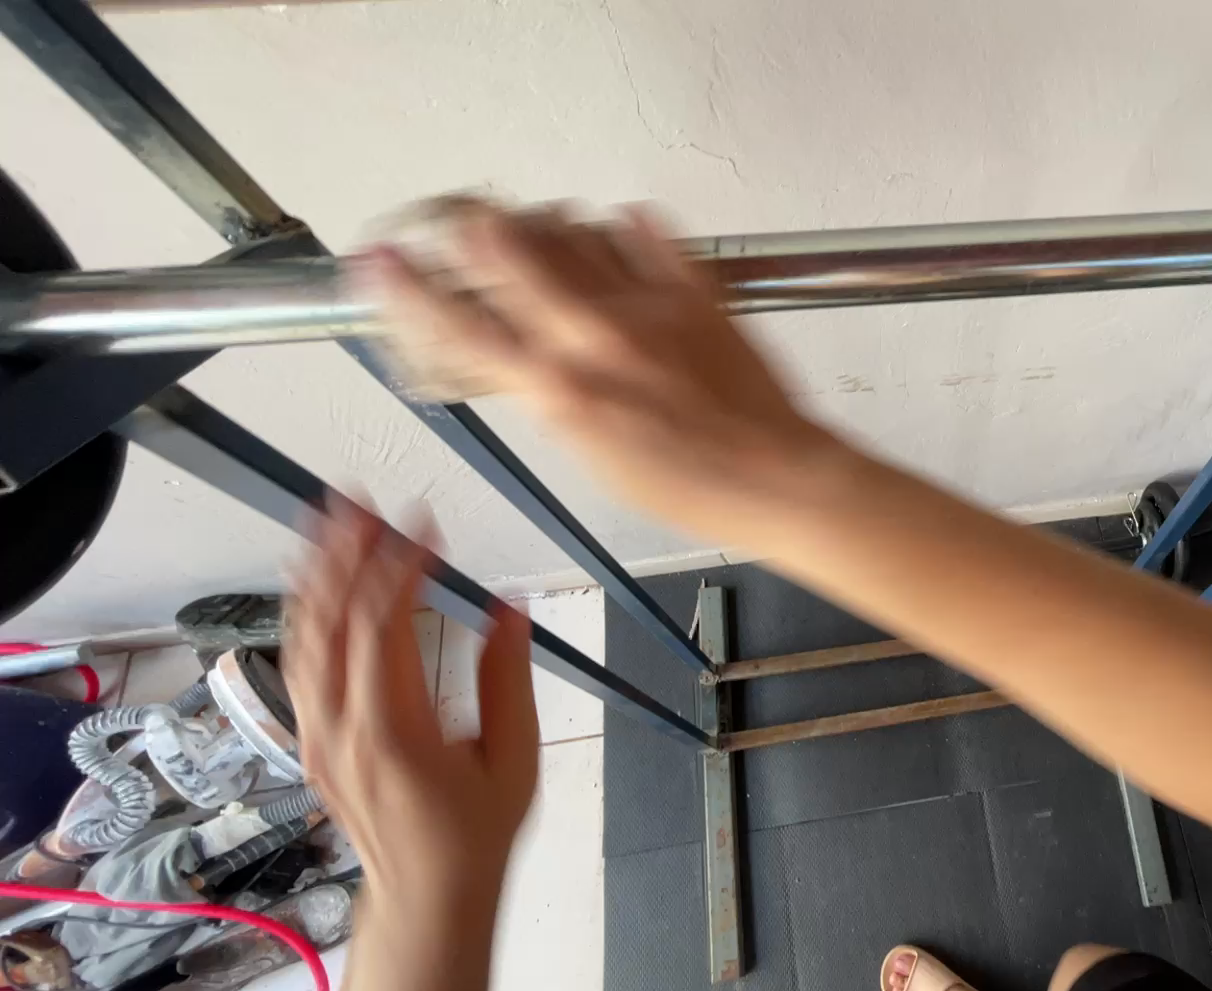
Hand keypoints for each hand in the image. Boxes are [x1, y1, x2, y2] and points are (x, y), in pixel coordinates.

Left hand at [285, 495, 538, 913]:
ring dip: (316, 574)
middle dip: (343, 554)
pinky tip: (319, 584)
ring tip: (331, 522)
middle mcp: (338, 726)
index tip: (426, 525)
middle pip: (328, 623)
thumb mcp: (514, 753)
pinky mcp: (313, 736)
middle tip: (358, 499)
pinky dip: (307, 612)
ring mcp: (315, 732)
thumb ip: (506, 676)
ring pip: (303, 639)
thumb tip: (509, 607)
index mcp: (393, 729)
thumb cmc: (478, 827)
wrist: (428, 891)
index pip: (385, 628)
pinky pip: (301, 662)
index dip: (402, 569)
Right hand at [356, 199, 850, 544]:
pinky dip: (626, 227)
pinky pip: (650, 231)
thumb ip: (556, 403)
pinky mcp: (700, 292)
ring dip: (551, 226)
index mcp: (561, 391)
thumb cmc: (694, 489)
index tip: (381, 261)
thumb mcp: (600, 463)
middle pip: (507, 248)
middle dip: (476, 229)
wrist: (777, 477)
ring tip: (553, 240)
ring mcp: (650, 306)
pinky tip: (623, 237)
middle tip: (474, 228)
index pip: (459, 325)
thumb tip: (527, 364)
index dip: (408, 290)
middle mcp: (595, 337)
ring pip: (573, 227)